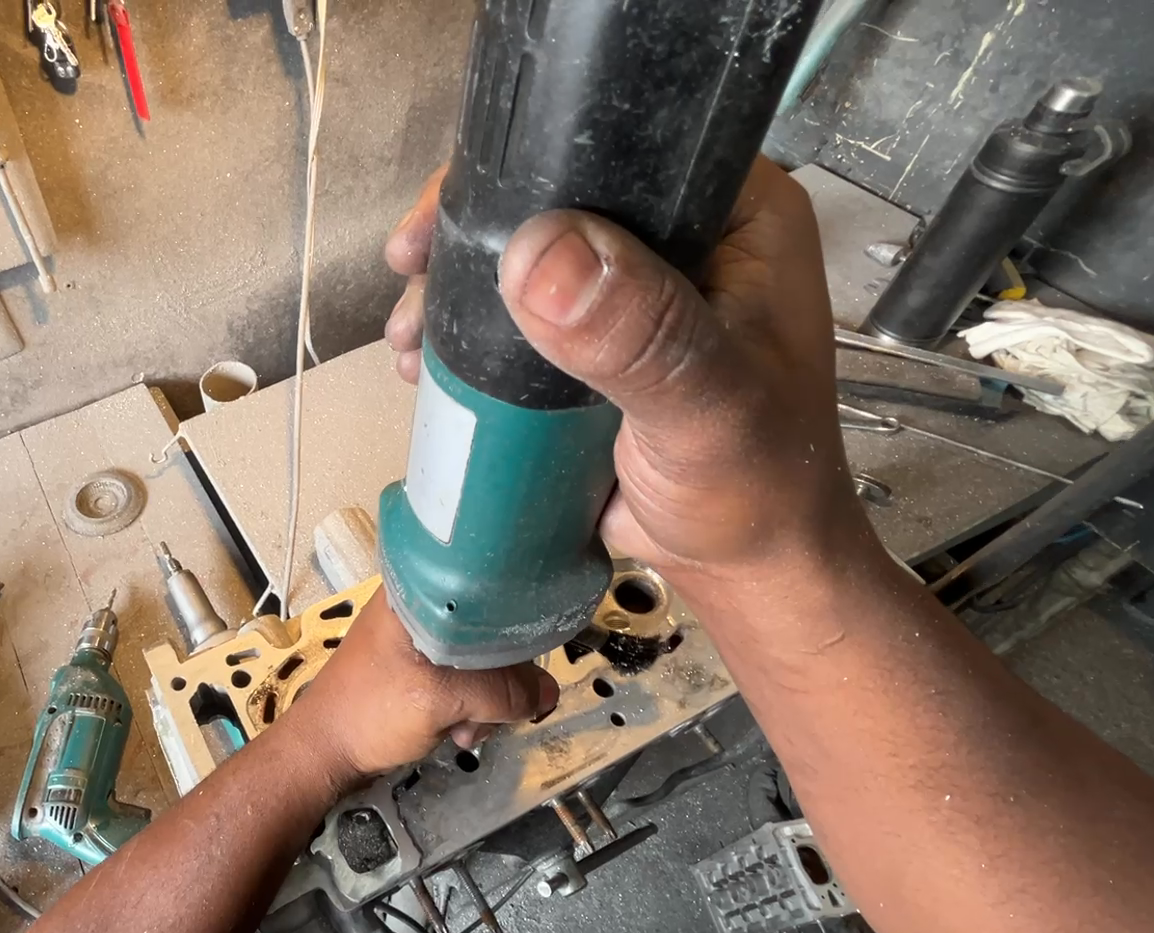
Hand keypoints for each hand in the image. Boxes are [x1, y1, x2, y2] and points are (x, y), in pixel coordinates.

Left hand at [280, 590, 557, 786]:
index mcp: (418, 591)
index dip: (515, 625)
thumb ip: (500, 692)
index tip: (526, 661)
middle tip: (482, 713)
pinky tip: (455, 730)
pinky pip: (467, 682)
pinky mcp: (422, 669)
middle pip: (492, 632)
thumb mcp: (439, 697)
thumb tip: (549, 693)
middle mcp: (423, 607)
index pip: (488, 590)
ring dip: (484, 703)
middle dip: (498, 681)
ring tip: (459, 728)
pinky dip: (470, 708)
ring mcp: (422, 640)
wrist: (324, 752)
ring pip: (484, 663)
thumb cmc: (368, 711)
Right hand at [384, 158, 876, 591]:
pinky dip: (463, 342)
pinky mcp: (584, 349)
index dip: (525, 171)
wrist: (733, 559)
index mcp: (729, 216)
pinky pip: (512, 326)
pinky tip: (423, 366)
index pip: (618, 151)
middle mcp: (672, 242)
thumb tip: (538, 258)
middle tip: (407, 276)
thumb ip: (637, 336)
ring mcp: (622, 298)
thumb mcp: (703, 405)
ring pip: (520, 269)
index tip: (442, 219)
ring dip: (451, 296)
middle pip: (550, 206)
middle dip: (465, 243)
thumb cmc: (749, 485)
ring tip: (404, 340)